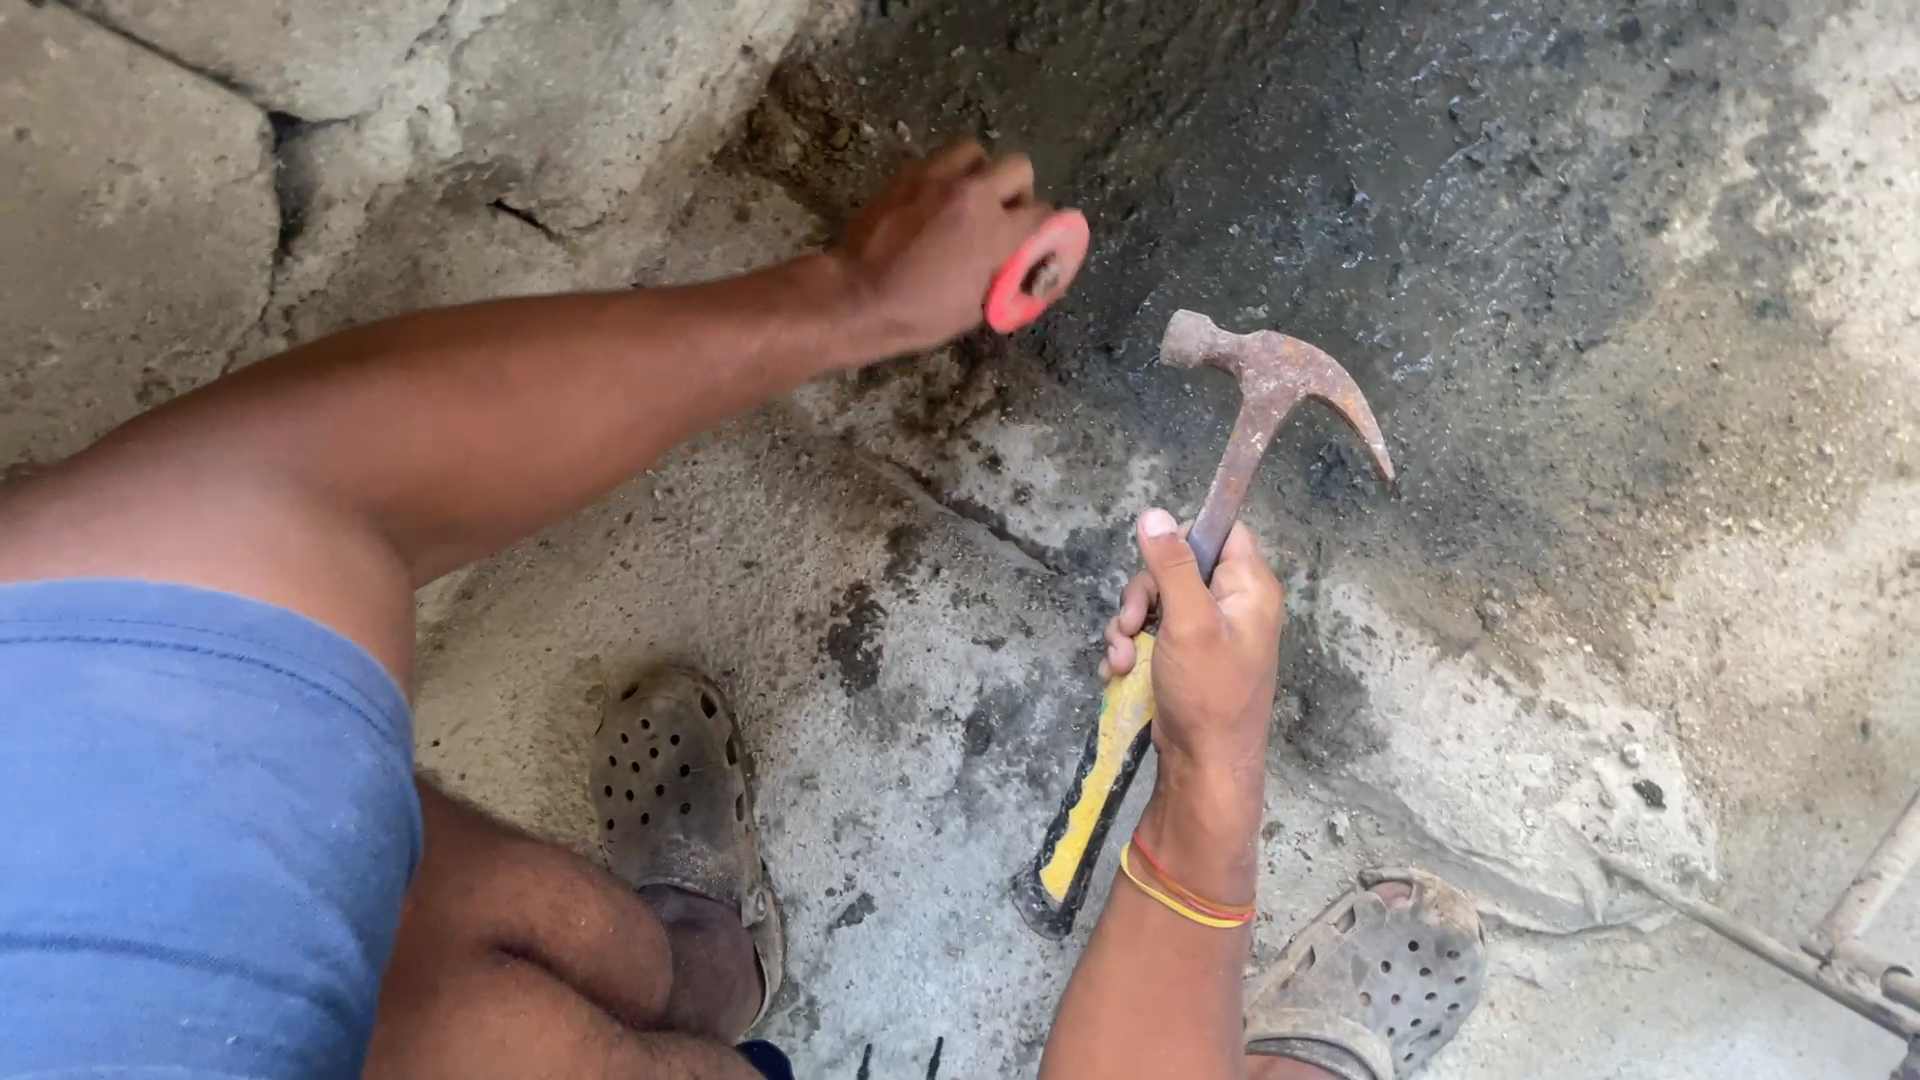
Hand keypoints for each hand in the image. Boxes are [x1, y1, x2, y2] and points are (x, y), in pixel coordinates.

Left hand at [830, 140, 1054, 356]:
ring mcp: (936, 177)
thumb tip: (1016, 272)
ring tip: (968, 200)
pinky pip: (938, 160)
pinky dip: (945, 176)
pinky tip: (934, 203)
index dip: (1044, 227)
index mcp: (994, 232)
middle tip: (1003, 215)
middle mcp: (971, 194)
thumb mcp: (973, 311)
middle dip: (1018, 191)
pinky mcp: (905, 174)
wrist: (857, 297)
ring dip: (980, 172)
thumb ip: (1003, 281)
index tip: (1036, 240)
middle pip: (1018, 167)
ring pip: (976, 151)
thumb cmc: (917, 315)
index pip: (1042, 214)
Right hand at [1102, 509, 1282, 779]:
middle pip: (1175, 565)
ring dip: (1128, 626)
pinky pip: (1148, 632)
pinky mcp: (1181, 654)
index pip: (1223, 530)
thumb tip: (1153, 515)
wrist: (1204, 764)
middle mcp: (1230, 603)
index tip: (1157, 558)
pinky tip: (1121, 670)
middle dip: (1143, 594)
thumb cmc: (1208, 692)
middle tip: (1133, 622)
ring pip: (1154, 600)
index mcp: (1249, 587)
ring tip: (1124, 658)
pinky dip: (1130, 647)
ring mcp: (1204, 630)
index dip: (1185, 536)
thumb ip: (1171, 565)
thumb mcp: (1189, 622)